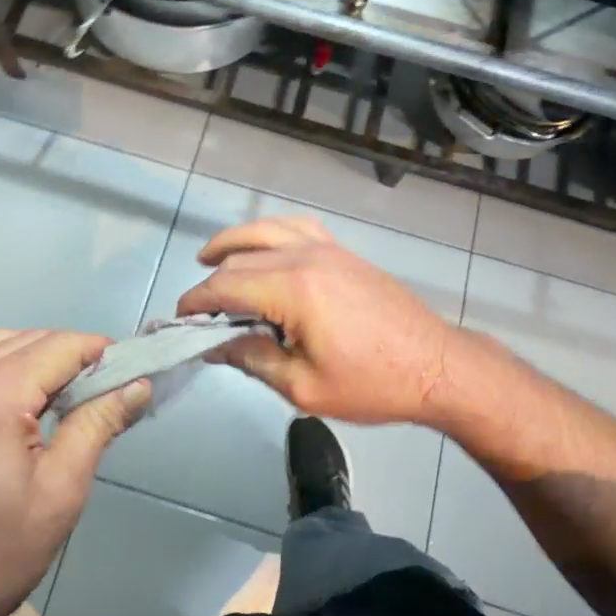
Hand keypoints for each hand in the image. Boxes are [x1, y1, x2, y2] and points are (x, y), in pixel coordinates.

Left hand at [0, 330, 150, 615]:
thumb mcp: (59, 496)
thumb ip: (98, 427)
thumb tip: (137, 385)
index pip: (60, 345)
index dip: (100, 352)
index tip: (126, 374)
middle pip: (25, 339)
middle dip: (67, 355)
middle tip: (95, 394)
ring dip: (28, 359)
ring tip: (52, 402)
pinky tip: (4, 413)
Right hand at [175, 217, 462, 425]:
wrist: (436, 366)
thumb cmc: (372, 384)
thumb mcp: (304, 387)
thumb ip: (254, 359)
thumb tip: (217, 345)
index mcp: (294, 289)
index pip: (226, 286)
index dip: (196, 303)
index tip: (179, 323)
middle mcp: (306, 257)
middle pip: (241, 259)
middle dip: (211, 283)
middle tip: (198, 315)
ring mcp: (327, 248)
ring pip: (265, 231)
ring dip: (233, 243)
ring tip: (209, 258)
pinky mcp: (343, 251)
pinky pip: (297, 227)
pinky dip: (270, 231)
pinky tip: (262, 246)